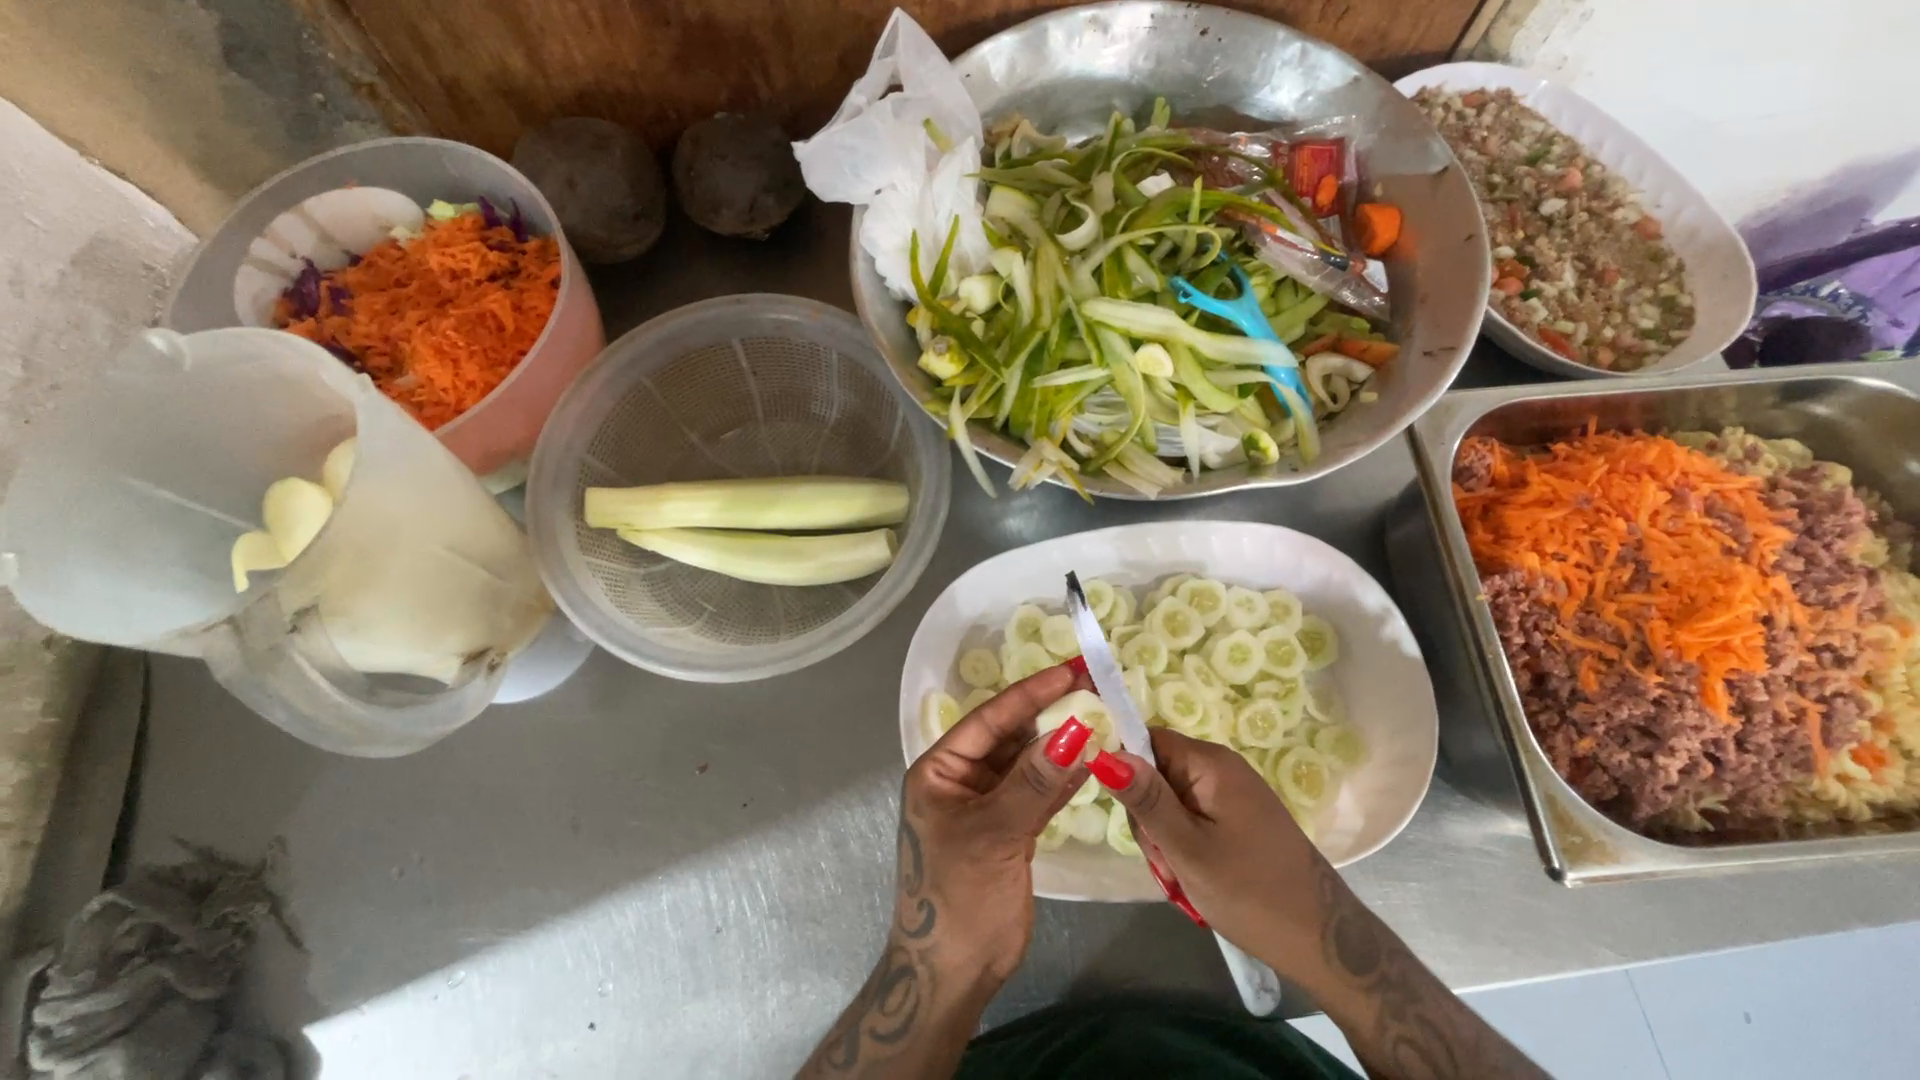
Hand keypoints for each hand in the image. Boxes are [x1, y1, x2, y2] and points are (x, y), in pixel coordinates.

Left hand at [890, 662, 1094, 984]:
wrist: (953, 973)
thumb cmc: (958, 898)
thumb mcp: (994, 833)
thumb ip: (1035, 781)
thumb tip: (1075, 730)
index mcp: (939, 772)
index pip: (988, 720)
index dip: (1029, 694)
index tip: (1069, 671)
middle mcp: (961, 781)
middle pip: (1010, 737)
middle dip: (1050, 716)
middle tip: (1095, 690)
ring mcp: (987, 806)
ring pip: (1028, 764)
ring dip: (1062, 745)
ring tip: (1104, 718)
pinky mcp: (1010, 831)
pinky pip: (1039, 793)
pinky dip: (1065, 779)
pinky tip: (1095, 761)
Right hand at [1100, 729, 1549, 1078]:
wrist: (1322, 941)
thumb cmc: (1250, 892)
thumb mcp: (1187, 848)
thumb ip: (1145, 799)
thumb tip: (1102, 751)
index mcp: (1211, 763)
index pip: (1145, 739)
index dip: (1125, 767)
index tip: (1124, 810)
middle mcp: (1222, 768)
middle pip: (1156, 772)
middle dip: (1147, 815)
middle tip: (1163, 856)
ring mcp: (1232, 795)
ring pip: (1170, 801)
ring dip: (1164, 837)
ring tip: (1181, 874)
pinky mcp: (1238, 820)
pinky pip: (1191, 819)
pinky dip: (1184, 847)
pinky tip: (1194, 876)